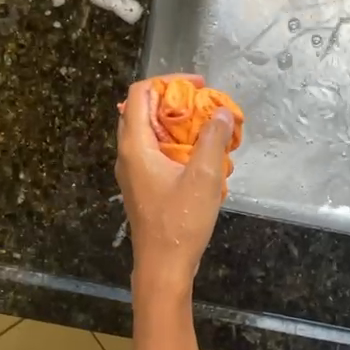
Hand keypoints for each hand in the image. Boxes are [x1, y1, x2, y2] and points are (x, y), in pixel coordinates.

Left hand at [117, 74, 236, 296]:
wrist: (164, 267)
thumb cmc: (181, 223)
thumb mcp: (204, 177)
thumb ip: (213, 139)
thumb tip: (221, 112)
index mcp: (135, 146)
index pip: (140, 94)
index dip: (169, 82)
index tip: (199, 87)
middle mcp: (128, 156)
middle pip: (143, 112)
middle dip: (176, 104)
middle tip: (206, 108)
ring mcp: (134, 174)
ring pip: (152, 136)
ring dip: (180, 128)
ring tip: (209, 134)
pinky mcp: (144, 189)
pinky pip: (157, 156)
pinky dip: (179, 149)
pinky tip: (204, 164)